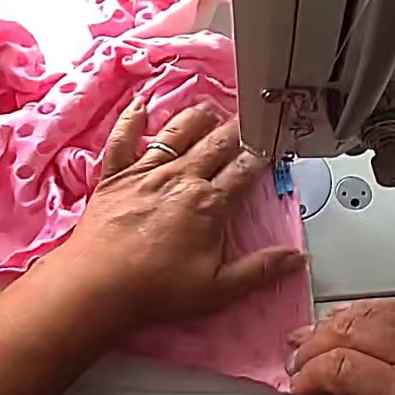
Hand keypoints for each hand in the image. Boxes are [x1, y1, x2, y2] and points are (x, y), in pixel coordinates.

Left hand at [35, 99, 306, 327]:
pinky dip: (132, 119)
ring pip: (177, 132)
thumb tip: (298, 258)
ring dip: (197, 116)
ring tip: (210, 108)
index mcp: (209, 203)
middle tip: (248, 120)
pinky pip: (124, 138)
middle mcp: (181, 178)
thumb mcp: (219, 289)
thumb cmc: (157, 290)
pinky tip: (141, 104)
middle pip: (216, 143)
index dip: (260, 154)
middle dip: (236, 129)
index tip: (270, 145)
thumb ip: (260, 269)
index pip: (244, 169)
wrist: (97, 287)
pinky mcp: (115, 175)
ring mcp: (146, 172)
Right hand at [288, 300, 394, 394]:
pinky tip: (348, 322)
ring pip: (371, 312)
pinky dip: (366, 312)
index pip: (341, 367)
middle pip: (351, 330)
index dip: (308, 375)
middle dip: (314, 343)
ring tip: (311, 338)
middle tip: (295, 361)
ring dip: (334, 322)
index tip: (295, 388)